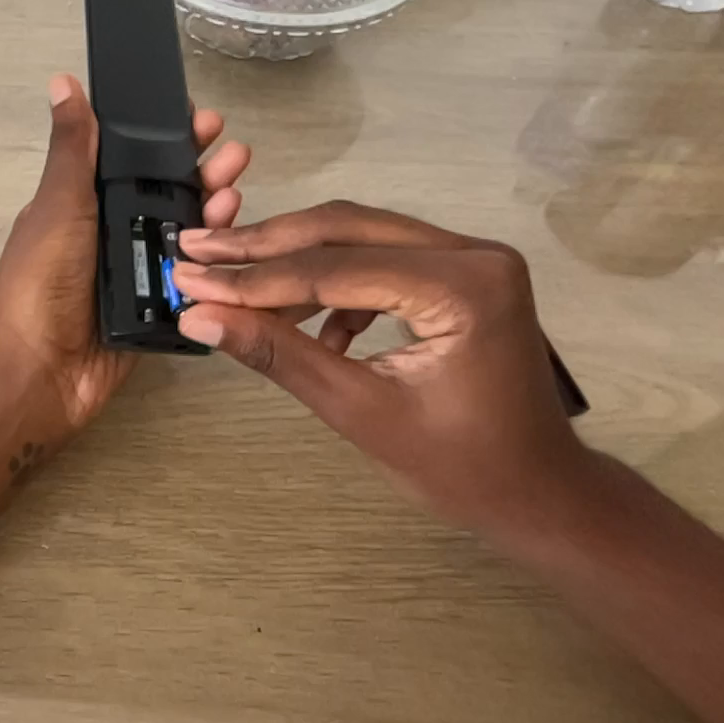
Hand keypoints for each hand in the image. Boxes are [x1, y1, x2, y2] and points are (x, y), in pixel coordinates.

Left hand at [0, 74, 249, 434]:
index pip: (132, 161)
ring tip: (237, 181)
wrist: (43, 368)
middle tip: (233, 150)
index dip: (165, 138)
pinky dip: (216, 255)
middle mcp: (113, 233)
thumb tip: (63, 84)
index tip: (198, 117)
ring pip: (186, 231)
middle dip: (201, 167)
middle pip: (167, 192)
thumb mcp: (57, 204)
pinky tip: (234, 233)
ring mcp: (138, 271)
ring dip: (215, 204)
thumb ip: (71, 148)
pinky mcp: (159, 307)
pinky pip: (194, 275)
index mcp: (83, 205)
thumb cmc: (40, 281)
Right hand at [170, 201, 595, 537]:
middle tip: (194, 252)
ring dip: (288, 259)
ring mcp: (469, 256)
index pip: (331, 270)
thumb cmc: (459, 467)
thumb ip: (277, 353)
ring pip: (354, 236)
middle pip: (341, 230)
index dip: (250, 278)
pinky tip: (302, 320)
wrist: (537, 492)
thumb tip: (198, 316)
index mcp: (462, 286)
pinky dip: (328, 282)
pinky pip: (375, 258)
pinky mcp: (458, 271)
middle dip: (261, 246)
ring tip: (229, 281)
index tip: (187, 277)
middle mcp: (471, 252)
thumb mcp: (357, 411)